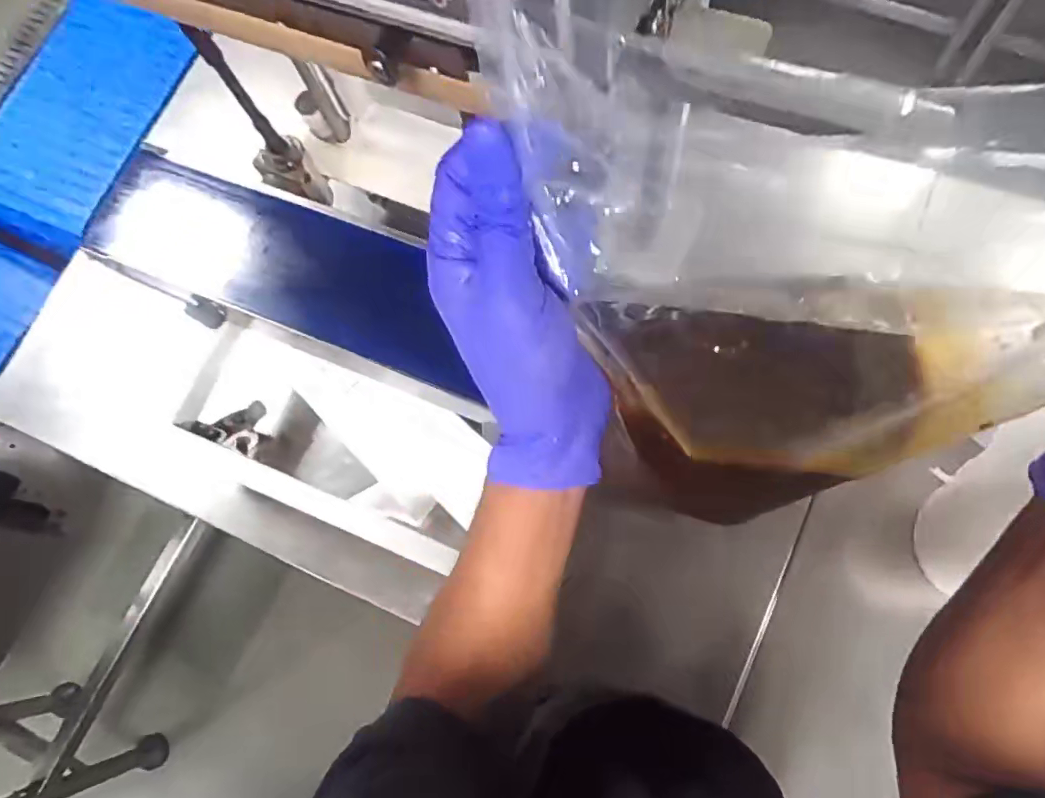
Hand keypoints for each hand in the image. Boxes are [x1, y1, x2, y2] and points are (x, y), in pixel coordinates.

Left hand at [428, 120, 610, 489]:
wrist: (558, 424)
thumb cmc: (525, 364)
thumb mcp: (509, 288)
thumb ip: (499, 217)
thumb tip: (487, 138)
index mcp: (454, 260)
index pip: (458, 183)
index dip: (486, 149)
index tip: (530, 125)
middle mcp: (477, 262)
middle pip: (490, 194)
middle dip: (520, 166)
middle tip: (567, 145)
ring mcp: (511, 277)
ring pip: (521, 216)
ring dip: (546, 193)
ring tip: (584, 170)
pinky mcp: (543, 291)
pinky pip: (547, 244)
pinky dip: (564, 225)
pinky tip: (590, 212)